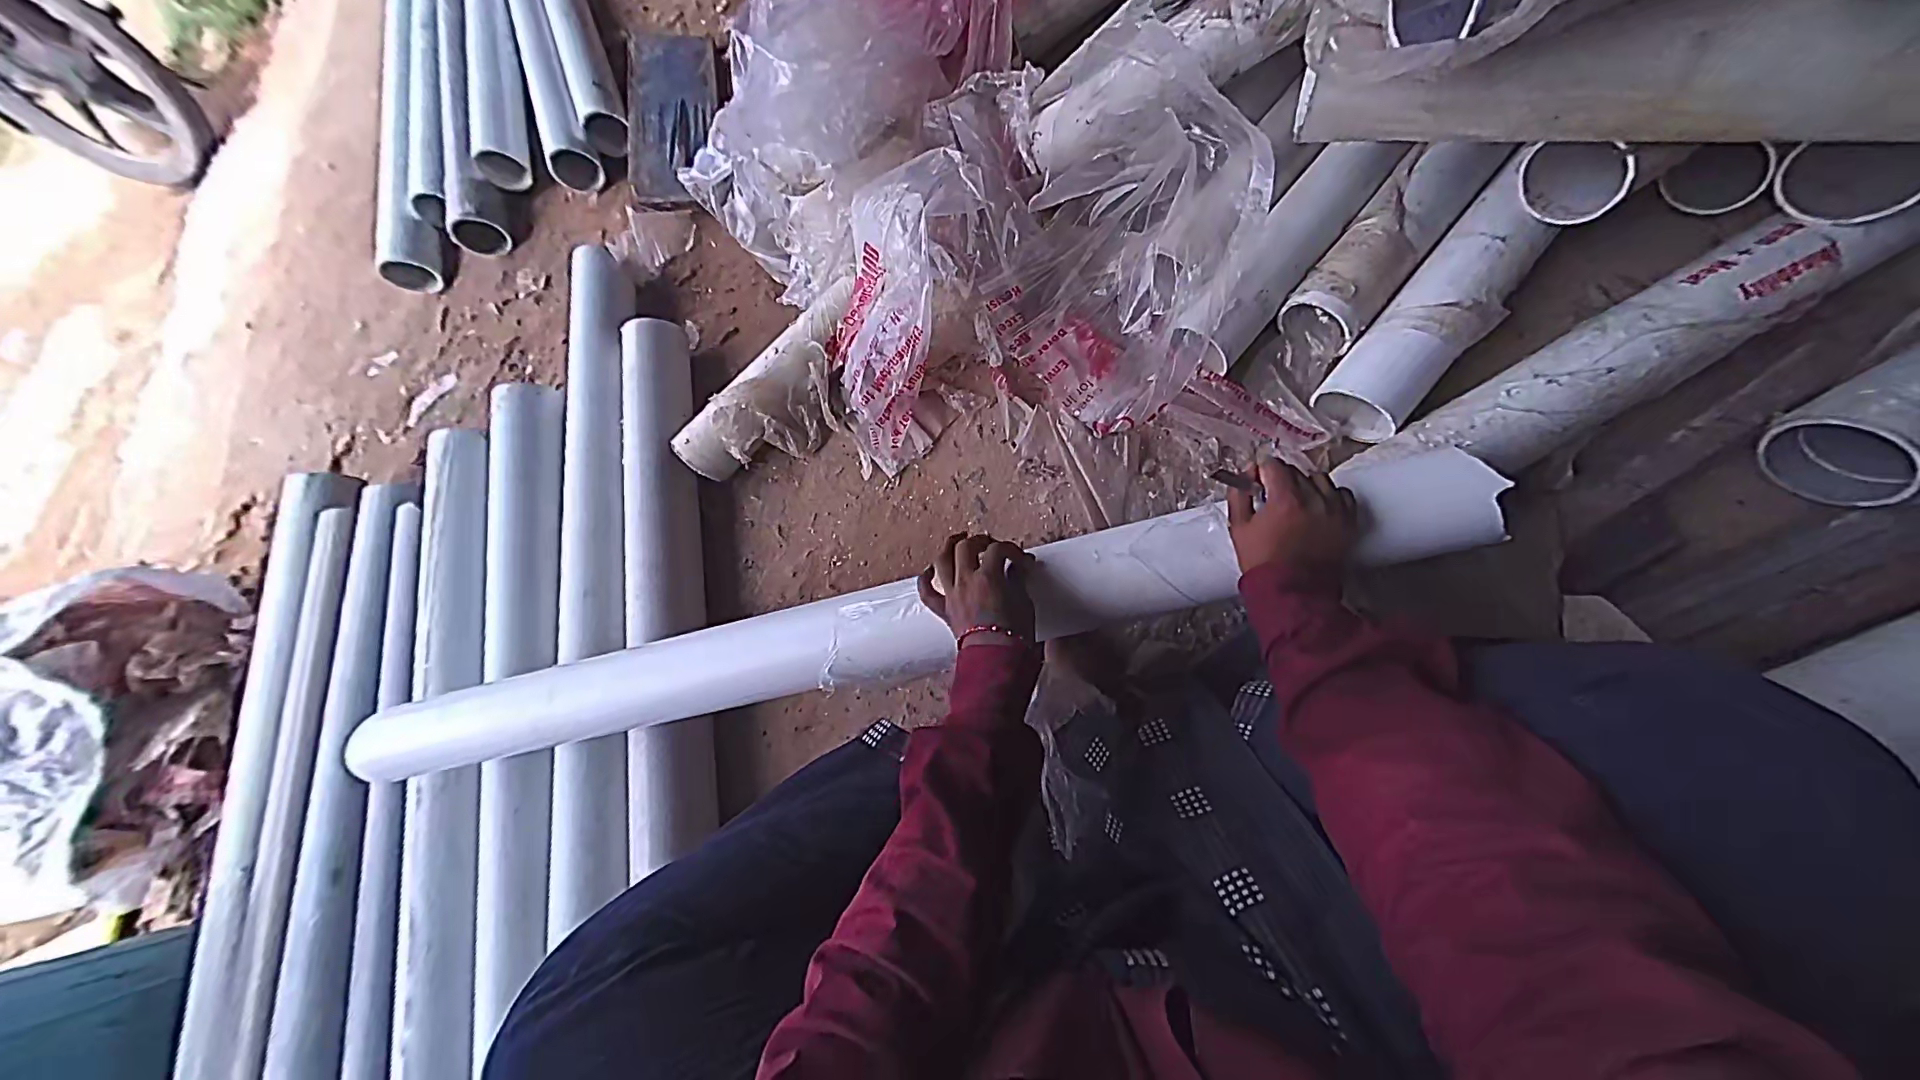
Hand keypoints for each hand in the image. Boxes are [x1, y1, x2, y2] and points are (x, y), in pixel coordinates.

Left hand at [917, 533, 1037, 645]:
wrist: (997, 661)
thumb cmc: (1014, 636)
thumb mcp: (1023, 602)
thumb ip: (1017, 580)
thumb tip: (1017, 569)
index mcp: (988, 577)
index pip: (998, 550)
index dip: (1011, 550)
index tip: (1020, 559)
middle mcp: (966, 581)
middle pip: (966, 547)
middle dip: (979, 541)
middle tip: (990, 544)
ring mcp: (952, 595)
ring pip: (942, 561)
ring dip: (949, 547)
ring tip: (958, 540)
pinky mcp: (944, 611)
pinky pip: (927, 592)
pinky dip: (925, 579)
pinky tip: (930, 571)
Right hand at [1226, 458, 1357, 576]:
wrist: (1293, 591)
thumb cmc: (1263, 561)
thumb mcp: (1239, 527)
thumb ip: (1239, 496)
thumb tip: (1245, 476)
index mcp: (1284, 499)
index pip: (1273, 465)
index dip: (1261, 470)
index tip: (1257, 481)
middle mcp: (1313, 499)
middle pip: (1295, 471)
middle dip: (1280, 479)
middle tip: (1272, 497)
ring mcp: (1334, 509)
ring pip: (1319, 479)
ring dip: (1305, 485)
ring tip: (1296, 502)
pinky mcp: (1348, 520)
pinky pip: (1341, 494)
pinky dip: (1329, 496)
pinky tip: (1317, 508)